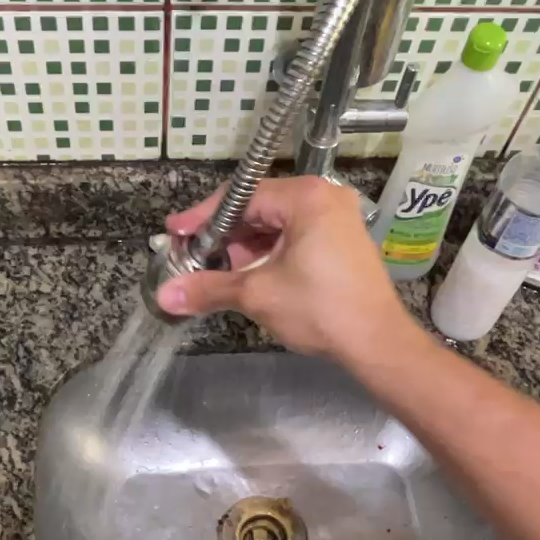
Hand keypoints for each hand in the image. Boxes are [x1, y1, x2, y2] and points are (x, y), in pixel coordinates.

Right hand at [156, 177, 419, 359]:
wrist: (375, 342)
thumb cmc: (319, 309)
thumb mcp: (257, 295)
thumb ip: (209, 288)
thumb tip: (165, 296)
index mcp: (306, 197)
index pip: (242, 197)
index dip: (204, 217)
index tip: (175, 233)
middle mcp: (325, 198)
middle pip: (259, 208)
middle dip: (226, 237)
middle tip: (197, 259)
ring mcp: (337, 220)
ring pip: (276, 226)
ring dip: (247, 249)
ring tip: (224, 276)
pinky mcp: (342, 243)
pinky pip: (295, 238)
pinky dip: (270, 255)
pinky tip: (253, 279)